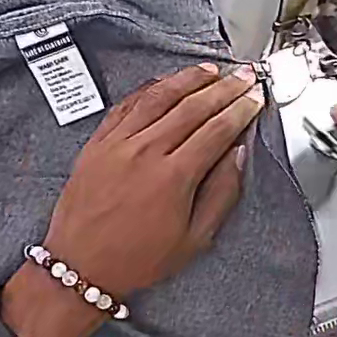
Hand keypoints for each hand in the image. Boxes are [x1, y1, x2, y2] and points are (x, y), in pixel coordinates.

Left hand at [1, 63, 263, 336]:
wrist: (81, 265)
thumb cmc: (136, 258)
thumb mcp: (193, 240)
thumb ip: (220, 194)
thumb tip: (237, 156)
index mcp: (173, 177)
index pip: (216, 129)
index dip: (241, 110)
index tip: (255, 99)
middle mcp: (146, 152)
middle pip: (193, 107)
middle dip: (225, 88)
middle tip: (244, 76)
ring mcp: (119, 143)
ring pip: (160, 97)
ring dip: (190, 79)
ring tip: (212, 70)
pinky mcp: (98, 142)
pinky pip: (128, 104)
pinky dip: (150, 88)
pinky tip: (165, 82)